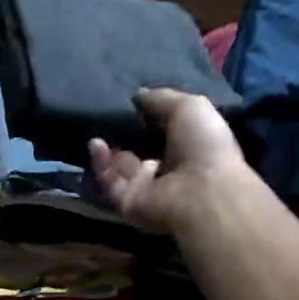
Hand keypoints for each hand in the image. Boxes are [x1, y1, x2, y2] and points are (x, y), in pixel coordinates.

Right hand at [88, 88, 246, 233]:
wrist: (200, 193)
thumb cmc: (203, 146)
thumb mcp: (189, 107)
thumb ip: (161, 99)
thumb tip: (137, 95)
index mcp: (186, 148)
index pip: (160, 133)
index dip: (144, 118)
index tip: (128, 102)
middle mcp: (165, 170)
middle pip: (136, 152)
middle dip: (121, 135)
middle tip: (106, 116)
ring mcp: (146, 190)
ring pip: (120, 168)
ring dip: (107, 150)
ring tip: (95, 130)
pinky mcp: (128, 204)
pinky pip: (111, 183)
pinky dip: (102, 165)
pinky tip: (96, 145)